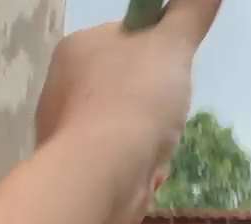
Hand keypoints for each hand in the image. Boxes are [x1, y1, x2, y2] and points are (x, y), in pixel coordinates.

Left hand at [34, 0, 223, 223]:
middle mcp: (58, 94)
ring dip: (146, 141)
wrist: (100, 179)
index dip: (155, 52)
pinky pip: (114, 168)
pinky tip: (143, 174)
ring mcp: (62, 139)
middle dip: (152, 104)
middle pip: (124, 90)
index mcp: (75, 51)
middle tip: (165, 111)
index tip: (169, 67)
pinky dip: (135, 171)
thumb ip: (192, 10)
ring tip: (153, 146)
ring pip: (120, 132)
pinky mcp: (72, 178)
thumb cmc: (133, 100)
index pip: (122, 40)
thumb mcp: (174, 41)